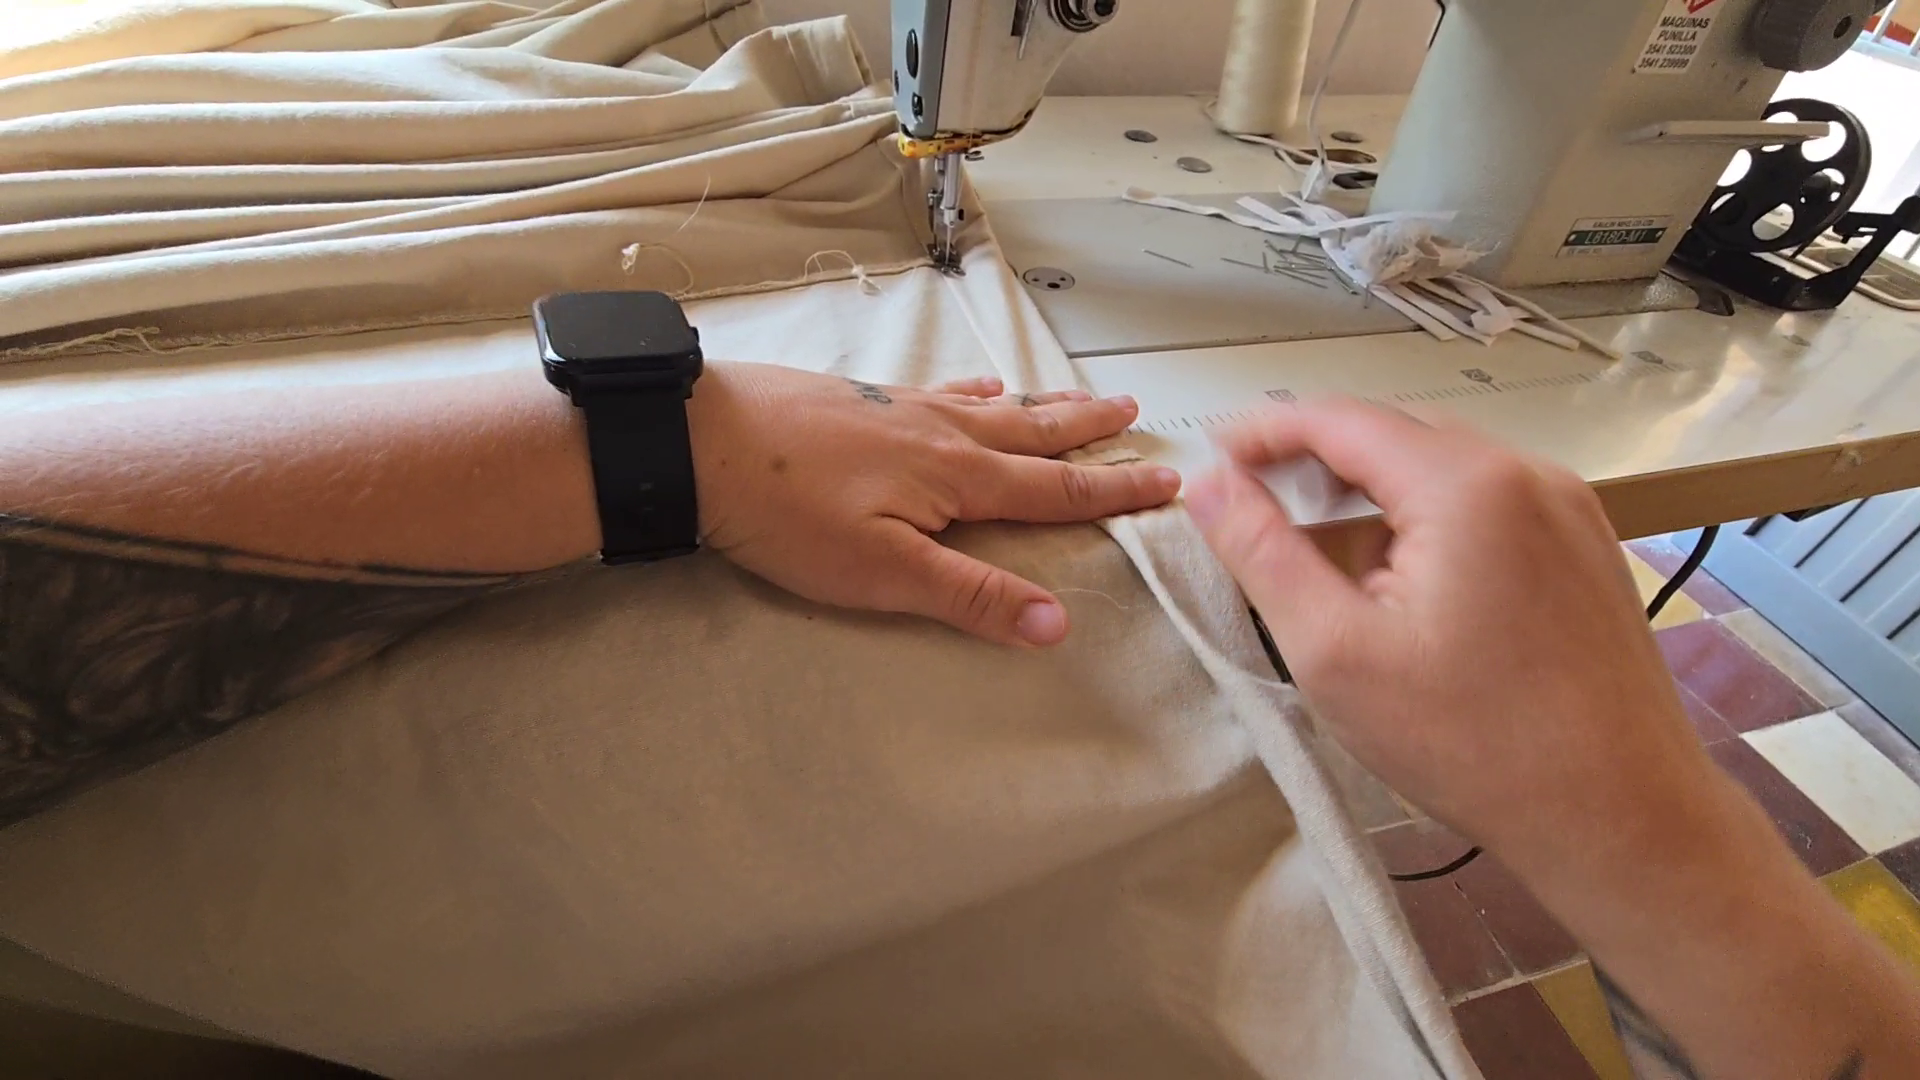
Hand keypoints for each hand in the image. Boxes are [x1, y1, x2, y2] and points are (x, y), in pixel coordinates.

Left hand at [687, 363, 1179, 646]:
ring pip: (993, 407)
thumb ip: (972, 595)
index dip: (1115, 489)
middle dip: (1088, 429)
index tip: (1165, 480)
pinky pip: (941, 391)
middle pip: (1033, 432)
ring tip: (1076, 398)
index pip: (1057, 489)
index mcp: (959, 479)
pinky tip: (976, 386)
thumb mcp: (885, 574)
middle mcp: (943, 434)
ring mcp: (904, 409)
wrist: (707, 442)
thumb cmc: (794, 516)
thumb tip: (1058, 625)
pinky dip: (974, 390)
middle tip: (1131, 410)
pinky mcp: (865, 398)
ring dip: (1042, 405)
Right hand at [1182, 400, 1717, 867]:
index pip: (1339, 419)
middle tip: (1250, 494)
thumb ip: (1259, 552)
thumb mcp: (1331, 648)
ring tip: (1308, 529)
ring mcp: (1564, 507)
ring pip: (1432, 461)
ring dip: (1360, 481)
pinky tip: (1387, 562)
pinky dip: (1411, 507)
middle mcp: (1526, 475)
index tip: (1215, 456)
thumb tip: (1208, 486)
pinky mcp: (1578, 544)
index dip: (1264, 431)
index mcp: (1465, 486)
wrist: (1623, 822)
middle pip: (1389, 430)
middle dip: (1309, 454)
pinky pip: (1474, 495)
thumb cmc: (1470, 741)